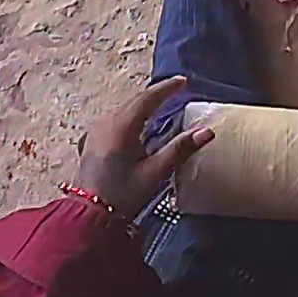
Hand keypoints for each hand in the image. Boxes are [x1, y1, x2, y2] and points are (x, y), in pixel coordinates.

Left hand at [76, 77, 215, 218]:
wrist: (91, 215)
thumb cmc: (123, 194)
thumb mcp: (155, 172)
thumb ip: (180, 149)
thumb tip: (206, 132)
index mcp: (122, 126)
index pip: (147, 98)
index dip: (166, 89)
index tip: (183, 82)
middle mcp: (106, 122)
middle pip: (134, 102)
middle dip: (156, 96)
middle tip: (176, 91)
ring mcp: (95, 131)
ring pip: (123, 111)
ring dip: (142, 107)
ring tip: (160, 105)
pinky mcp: (91, 142)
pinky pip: (114, 121)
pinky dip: (130, 118)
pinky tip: (137, 126)